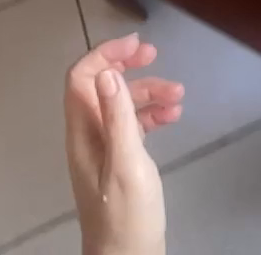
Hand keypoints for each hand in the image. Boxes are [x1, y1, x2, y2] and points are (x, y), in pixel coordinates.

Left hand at [64, 35, 183, 254]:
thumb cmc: (126, 214)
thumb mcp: (126, 163)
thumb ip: (117, 116)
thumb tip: (106, 71)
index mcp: (83, 132)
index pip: (81, 77)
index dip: (105, 54)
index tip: (136, 45)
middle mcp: (88, 135)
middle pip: (100, 85)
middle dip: (127, 65)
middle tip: (155, 55)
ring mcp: (103, 148)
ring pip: (121, 104)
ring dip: (148, 92)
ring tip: (179, 95)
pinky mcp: (119, 161)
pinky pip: (132, 125)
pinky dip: (151, 115)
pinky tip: (173, 116)